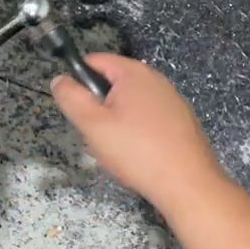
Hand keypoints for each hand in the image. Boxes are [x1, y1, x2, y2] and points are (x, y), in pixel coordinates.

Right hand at [52, 55, 229, 210]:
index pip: (94, 61)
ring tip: (116, 150)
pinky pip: (147, 118)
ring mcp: (172, 101)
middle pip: (111, 84)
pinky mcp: (182, 122)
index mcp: (134, 73)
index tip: (78, 109)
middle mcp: (156, 80)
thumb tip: (60, 80)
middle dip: (98, 106)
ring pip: (128, 104)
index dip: (78, 81)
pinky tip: (137, 156)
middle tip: (96, 134)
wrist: (189, 187)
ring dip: (115, 121)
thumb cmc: (136, 151)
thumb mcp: (92, 124)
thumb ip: (70, 97)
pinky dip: (136, 132)